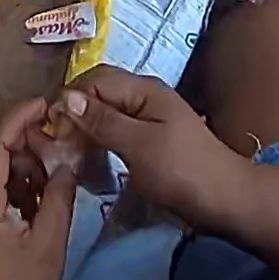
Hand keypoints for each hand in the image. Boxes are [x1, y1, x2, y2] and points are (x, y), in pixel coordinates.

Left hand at [0, 99, 76, 279]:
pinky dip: (18, 183)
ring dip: (23, 161)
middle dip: (24, 137)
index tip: (46, 103)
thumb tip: (68, 160)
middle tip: (56, 131)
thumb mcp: (48, 246)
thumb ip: (59, 196)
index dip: (18, 118)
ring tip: (54, 163)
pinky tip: (42, 191)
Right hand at [54, 65, 251, 228]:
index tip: (54, 131)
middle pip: (99, 93)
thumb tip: (67, 97)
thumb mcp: (139, 145)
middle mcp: (144, 96)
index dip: (71, 99)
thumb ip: (104, 120)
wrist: (224, 199)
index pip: (95, 80)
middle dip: (76, 113)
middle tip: (59, 147)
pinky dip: (100, 142)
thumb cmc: (181, 169)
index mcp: (143, 89)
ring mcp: (148, 117)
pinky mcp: (149, 139)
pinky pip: (116, 130)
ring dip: (87, 129)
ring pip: (106, 112)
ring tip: (71, 156)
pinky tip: (92, 162)